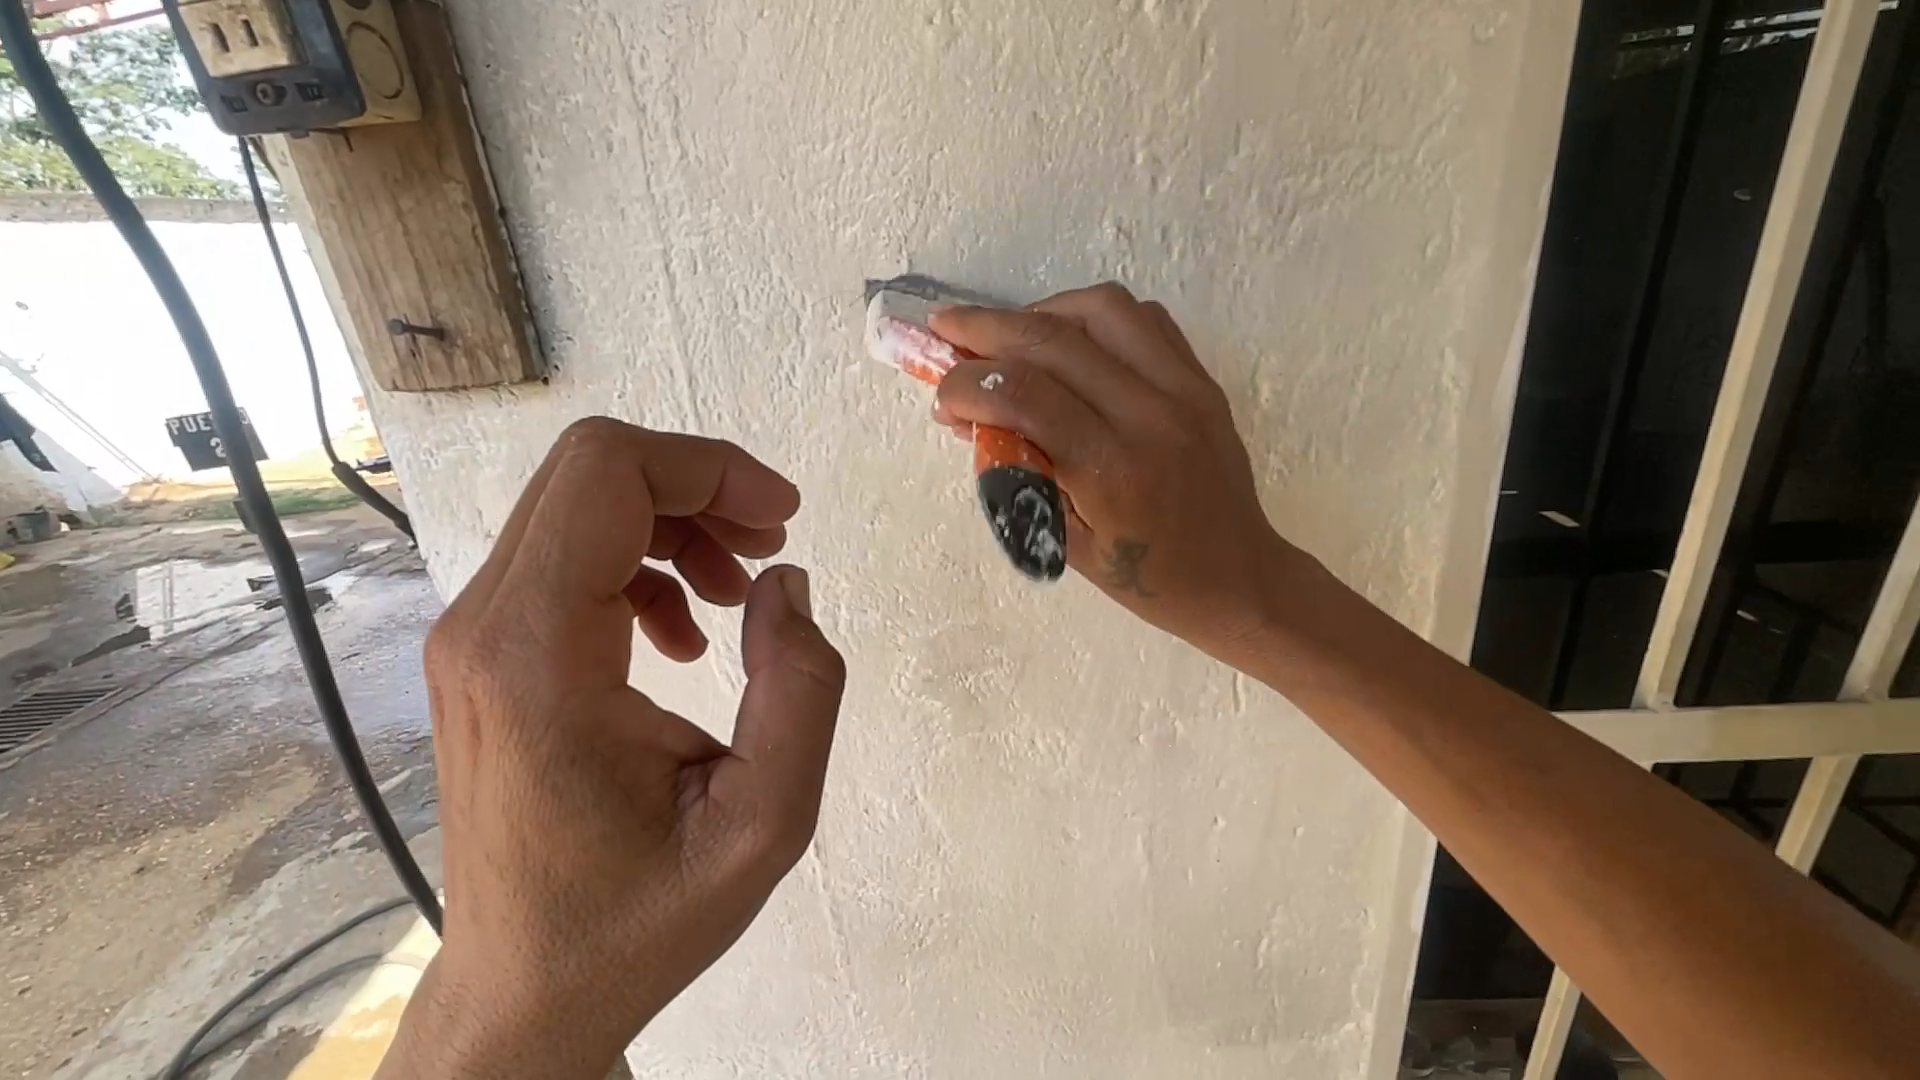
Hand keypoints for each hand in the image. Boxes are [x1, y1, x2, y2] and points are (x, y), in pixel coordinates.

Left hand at [385, 418, 846, 1078]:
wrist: (525, 992)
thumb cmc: (640, 918)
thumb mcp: (763, 822)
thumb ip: (801, 689)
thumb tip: (784, 583)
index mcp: (538, 655)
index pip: (606, 474)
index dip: (710, 468)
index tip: (783, 518)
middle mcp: (484, 626)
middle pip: (591, 472)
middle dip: (700, 486)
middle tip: (771, 541)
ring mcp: (475, 638)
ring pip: (579, 506)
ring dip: (676, 525)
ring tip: (738, 592)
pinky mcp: (488, 655)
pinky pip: (568, 557)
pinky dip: (642, 565)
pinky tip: (687, 634)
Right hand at [932, 283, 1293, 658]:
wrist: (1238, 577)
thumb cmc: (1147, 577)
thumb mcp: (1065, 542)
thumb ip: (1015, 475)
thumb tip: (967, 416)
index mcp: (1111, 471)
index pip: (1025, 395)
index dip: (969, 382)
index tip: (941, 390)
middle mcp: (1149, 416)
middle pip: (1054, 340)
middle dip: (986, 328)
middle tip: (946, 328)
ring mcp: (1183, 389)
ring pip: (1100, 310)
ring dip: (1040, 311)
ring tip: (1007, 333)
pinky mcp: (1201, 379)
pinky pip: (1142, 318)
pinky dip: (1092, 316)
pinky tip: (1068, 340)